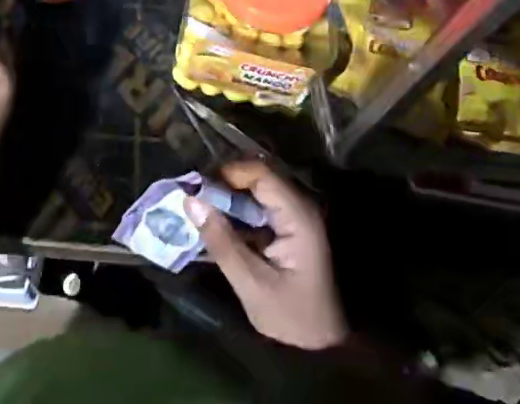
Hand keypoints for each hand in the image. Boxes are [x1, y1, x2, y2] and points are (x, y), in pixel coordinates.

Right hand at [188, 160, 348, 350]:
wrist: (329, 347)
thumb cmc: (294, 317)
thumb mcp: (252, 284)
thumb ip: (221, 242)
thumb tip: (190, 201)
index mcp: (297, 216)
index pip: (259, 173)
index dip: (226, 173)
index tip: (197, 189)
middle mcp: (299, 207)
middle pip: (256, 179)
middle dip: (222, 187)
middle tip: (194, 202)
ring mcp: (296, 217)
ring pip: (255, 193)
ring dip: (228, 201)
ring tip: (200, 213)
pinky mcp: (290, 229)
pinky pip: (259, 208)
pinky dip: (237, 214)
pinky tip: (218, 227)